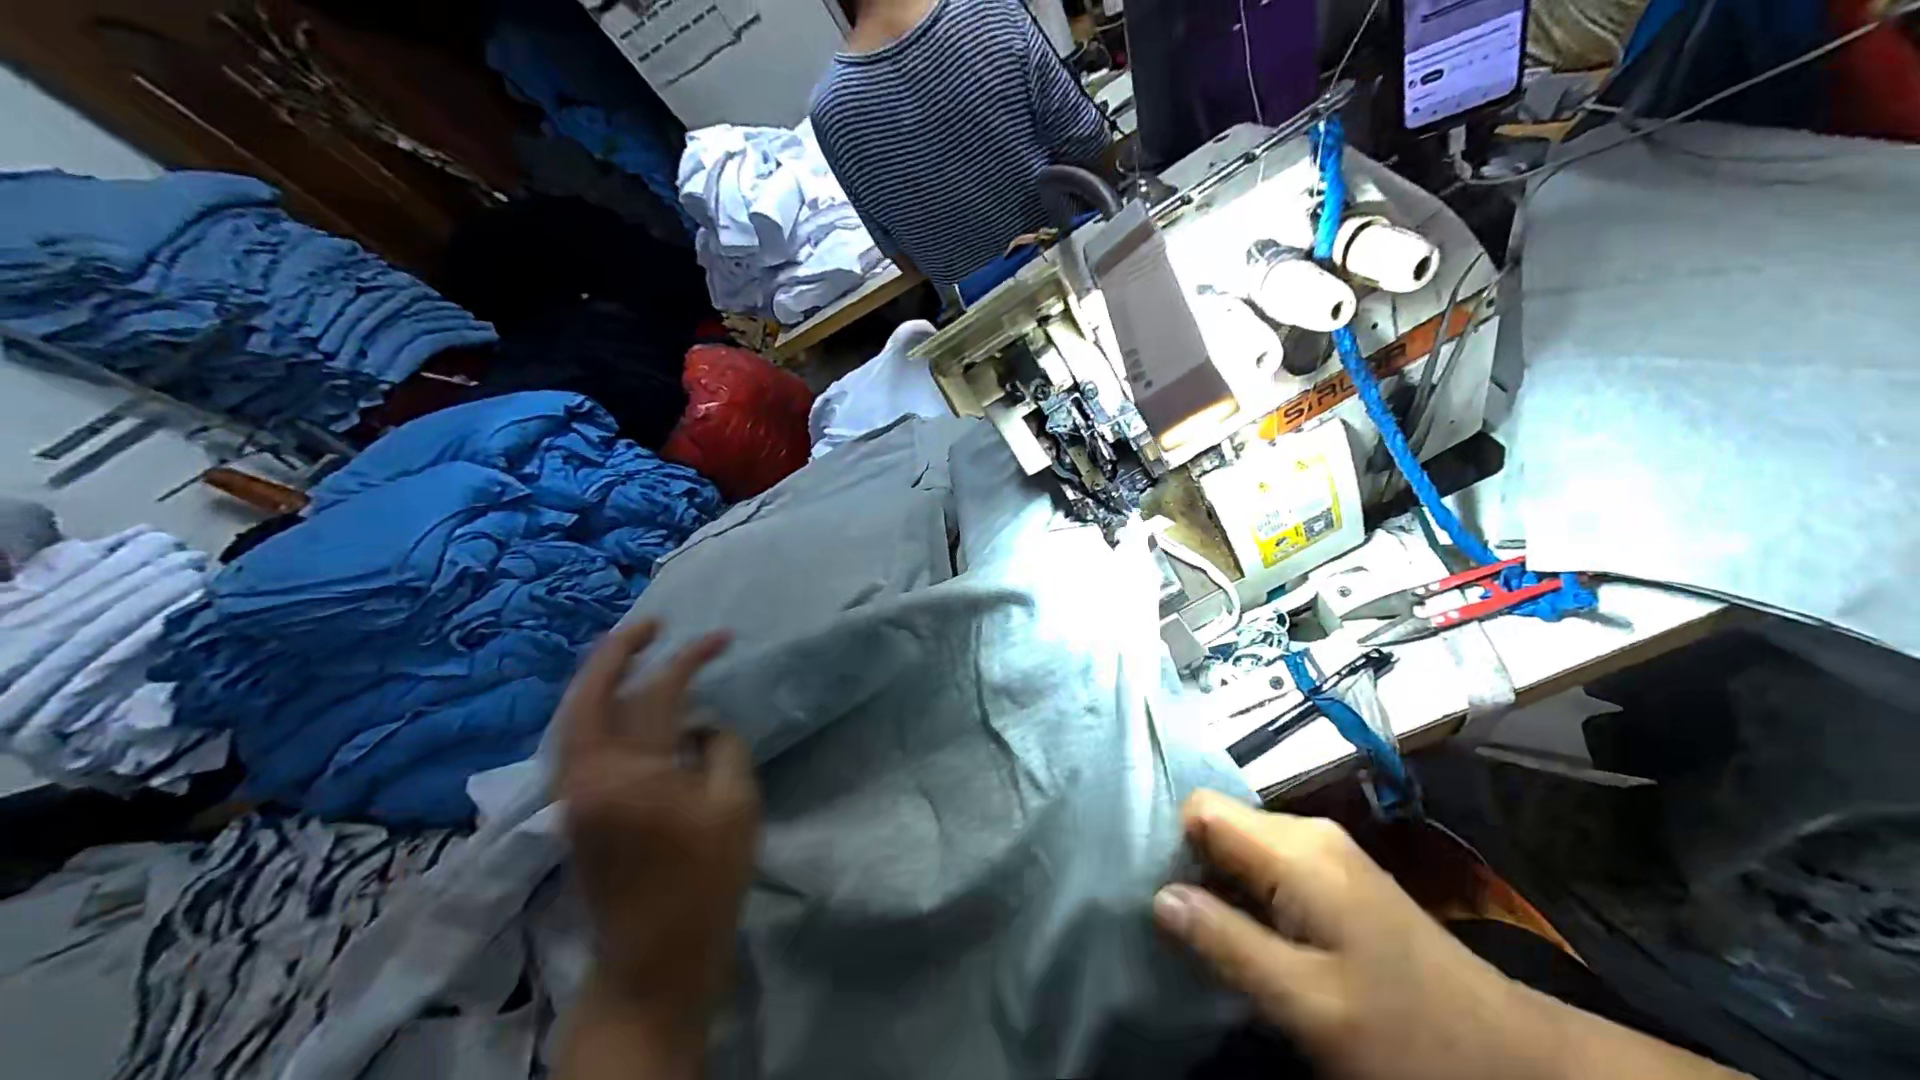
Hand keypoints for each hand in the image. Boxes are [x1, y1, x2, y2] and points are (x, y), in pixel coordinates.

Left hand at [554, 619, 758, 1038]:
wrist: (655, 958)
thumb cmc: (706, 882)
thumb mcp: (736, 806)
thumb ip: (721, 748)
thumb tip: (701, 725)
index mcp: (632, 772)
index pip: (659, 693)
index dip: (691, 657)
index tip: (722, 638)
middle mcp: (589, 774)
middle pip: (591, 694)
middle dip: (618, 649)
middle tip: (651, 622)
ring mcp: (574, 793)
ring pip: (576, 715)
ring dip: (601, 677)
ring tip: (633, 650)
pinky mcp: (576, 809)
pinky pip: (579, 739)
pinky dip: (597, 708)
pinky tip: (622, 701)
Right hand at [1153, 791, 1743, 1079]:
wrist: (1509, 1057)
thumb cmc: (1405, 1029)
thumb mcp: (1307, 1001)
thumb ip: (1227, 943)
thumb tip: (1158, 898)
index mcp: (1296, 849)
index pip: (1201, 808)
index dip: (1170, 843)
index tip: (1155, 891)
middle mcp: (1306, 832)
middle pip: (1218, 823)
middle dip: (1189, 864)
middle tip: (1174, 922)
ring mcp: (1324, 851)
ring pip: (1238, 844)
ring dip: (1214, 881)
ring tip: (1202, 930)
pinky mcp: (1333, 874)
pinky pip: (1263, 863)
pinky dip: (1241, 891)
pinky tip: (1241, 930)